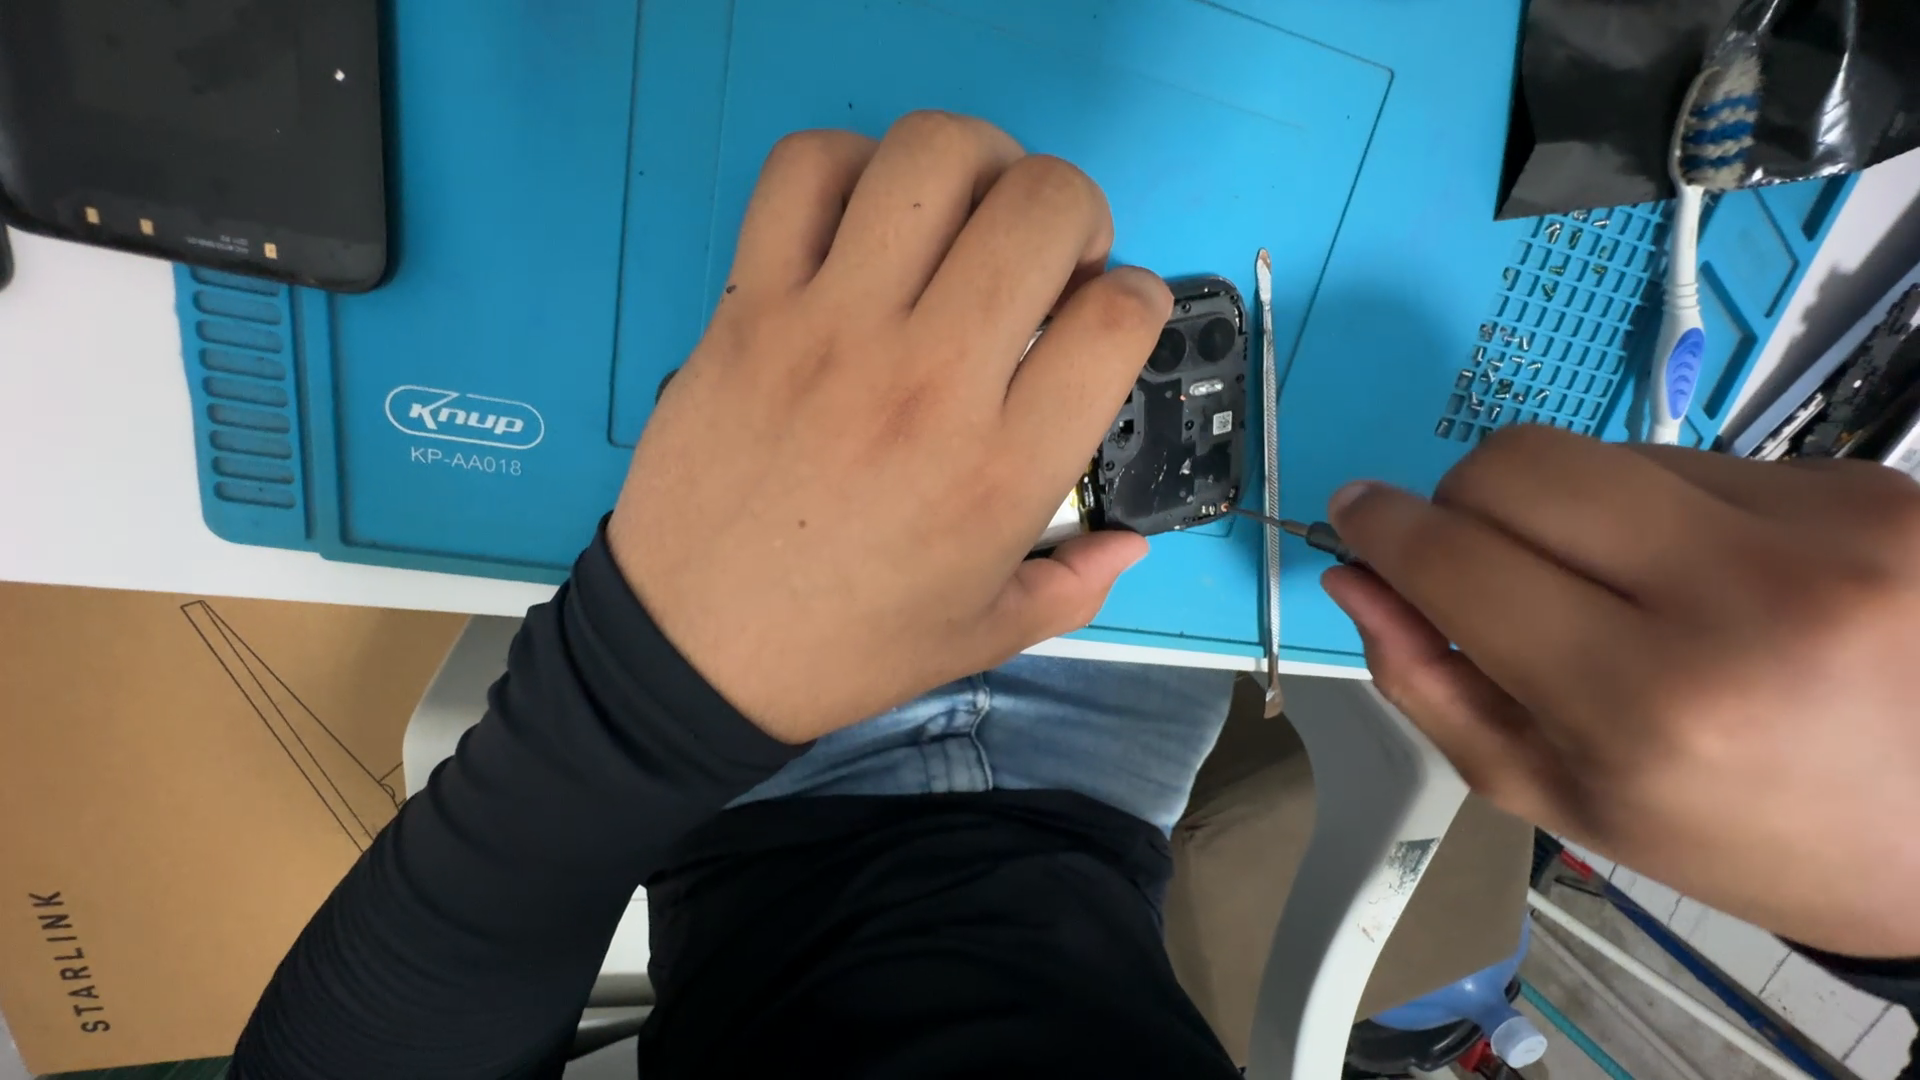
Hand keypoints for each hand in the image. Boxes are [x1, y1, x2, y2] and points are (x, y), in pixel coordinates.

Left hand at [606, 112, 1168, 743]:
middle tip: (1048, 260)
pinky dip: (852, 164)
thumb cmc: (845, 648)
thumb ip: (1075, 586)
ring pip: (932, 157)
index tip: (1107, 318)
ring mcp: (832, 330)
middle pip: (1043, 207)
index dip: (1138, 298)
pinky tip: (866, 218)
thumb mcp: (983, 637)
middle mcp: (930, 378)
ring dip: (979, 162)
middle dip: (1076, 211)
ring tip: (968, 216)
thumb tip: (1133, 546)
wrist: (693, 651)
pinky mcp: (749, 307)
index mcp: (1003, 468)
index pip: (1117, 318)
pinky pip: (804, 172)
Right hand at [1323, 425, 1919, 957]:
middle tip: (1477, 556)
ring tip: (1613, 583)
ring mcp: (1834, 526)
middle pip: (1516, 465)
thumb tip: (1352, 576)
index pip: (1456, 560)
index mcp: (1647, 699)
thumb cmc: (1718, 828)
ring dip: (1558, 508)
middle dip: (1460, 499)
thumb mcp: (1540, 781)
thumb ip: (1420, 677)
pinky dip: (1646, 507)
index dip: (1382, 525)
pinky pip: (1682, 460)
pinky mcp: (1879, 487)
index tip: (1353, 510)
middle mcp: (1750, 595)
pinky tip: (1695, 572)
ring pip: (1592, 454)